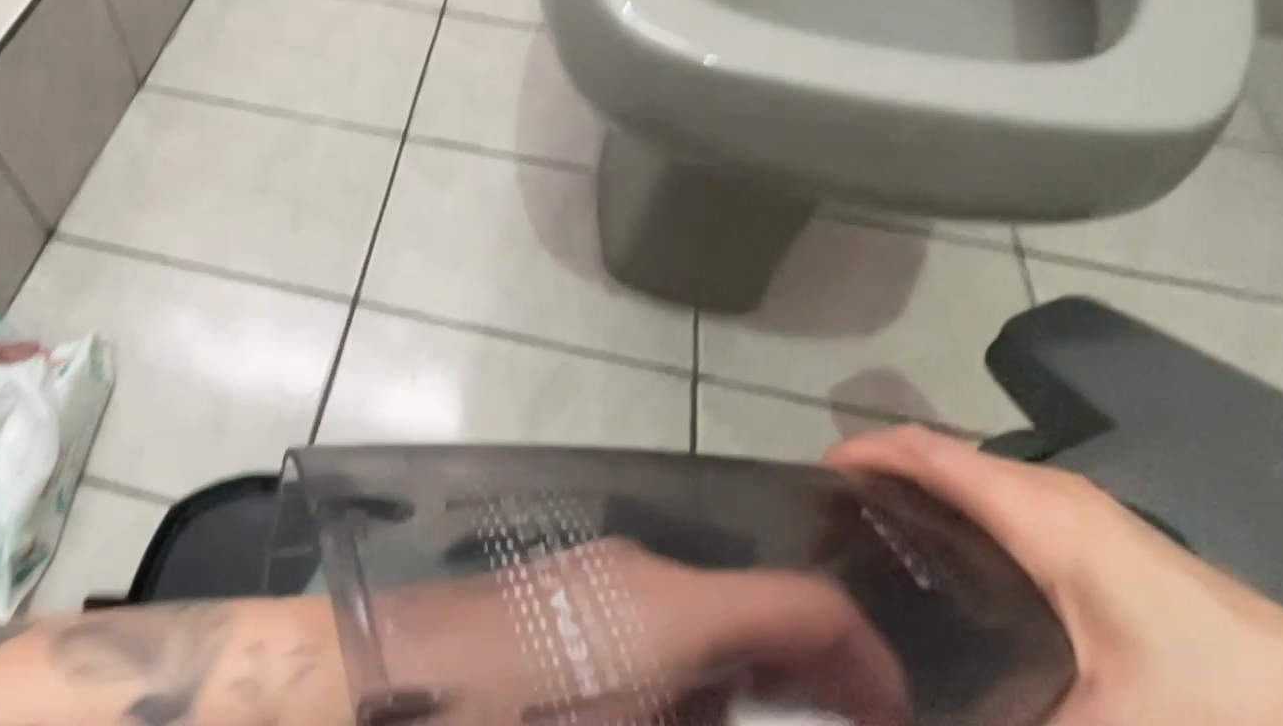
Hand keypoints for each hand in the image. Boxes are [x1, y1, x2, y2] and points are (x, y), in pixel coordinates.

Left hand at [367, 537, 908, 724]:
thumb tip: (736, 704)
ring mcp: (594, 574)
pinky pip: (652, 619)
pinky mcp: (559, 590)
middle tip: (840, 723)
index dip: (870, 663)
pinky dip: (688, 665)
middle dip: (810, 674)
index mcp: (673, 607)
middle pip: (758, 607)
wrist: (383, 684)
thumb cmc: (514, 716)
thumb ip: (711, 709)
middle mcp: (641, 572)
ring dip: (745, 674)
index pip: (808, 606)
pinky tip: (675, 708)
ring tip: (755, 722)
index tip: (898, 717)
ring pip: (705, 616)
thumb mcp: (642, 719)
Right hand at [827, 427, 1282, 724]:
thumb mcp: (1090, 724)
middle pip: (934, 461)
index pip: (921, 450)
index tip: (797, 491)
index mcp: (1038, 512)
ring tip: (862, 554)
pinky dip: (951, 521)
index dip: (854, 456)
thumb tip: (883, 717)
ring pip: (966, 484)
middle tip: (819, 539)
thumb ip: (985, 714)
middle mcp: (1051, 495)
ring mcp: (1078, 515)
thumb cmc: (1218, 705)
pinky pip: (996, 508)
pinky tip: (938, 575)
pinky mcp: (1097, 542)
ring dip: (910, 502)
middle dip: (870, 484)